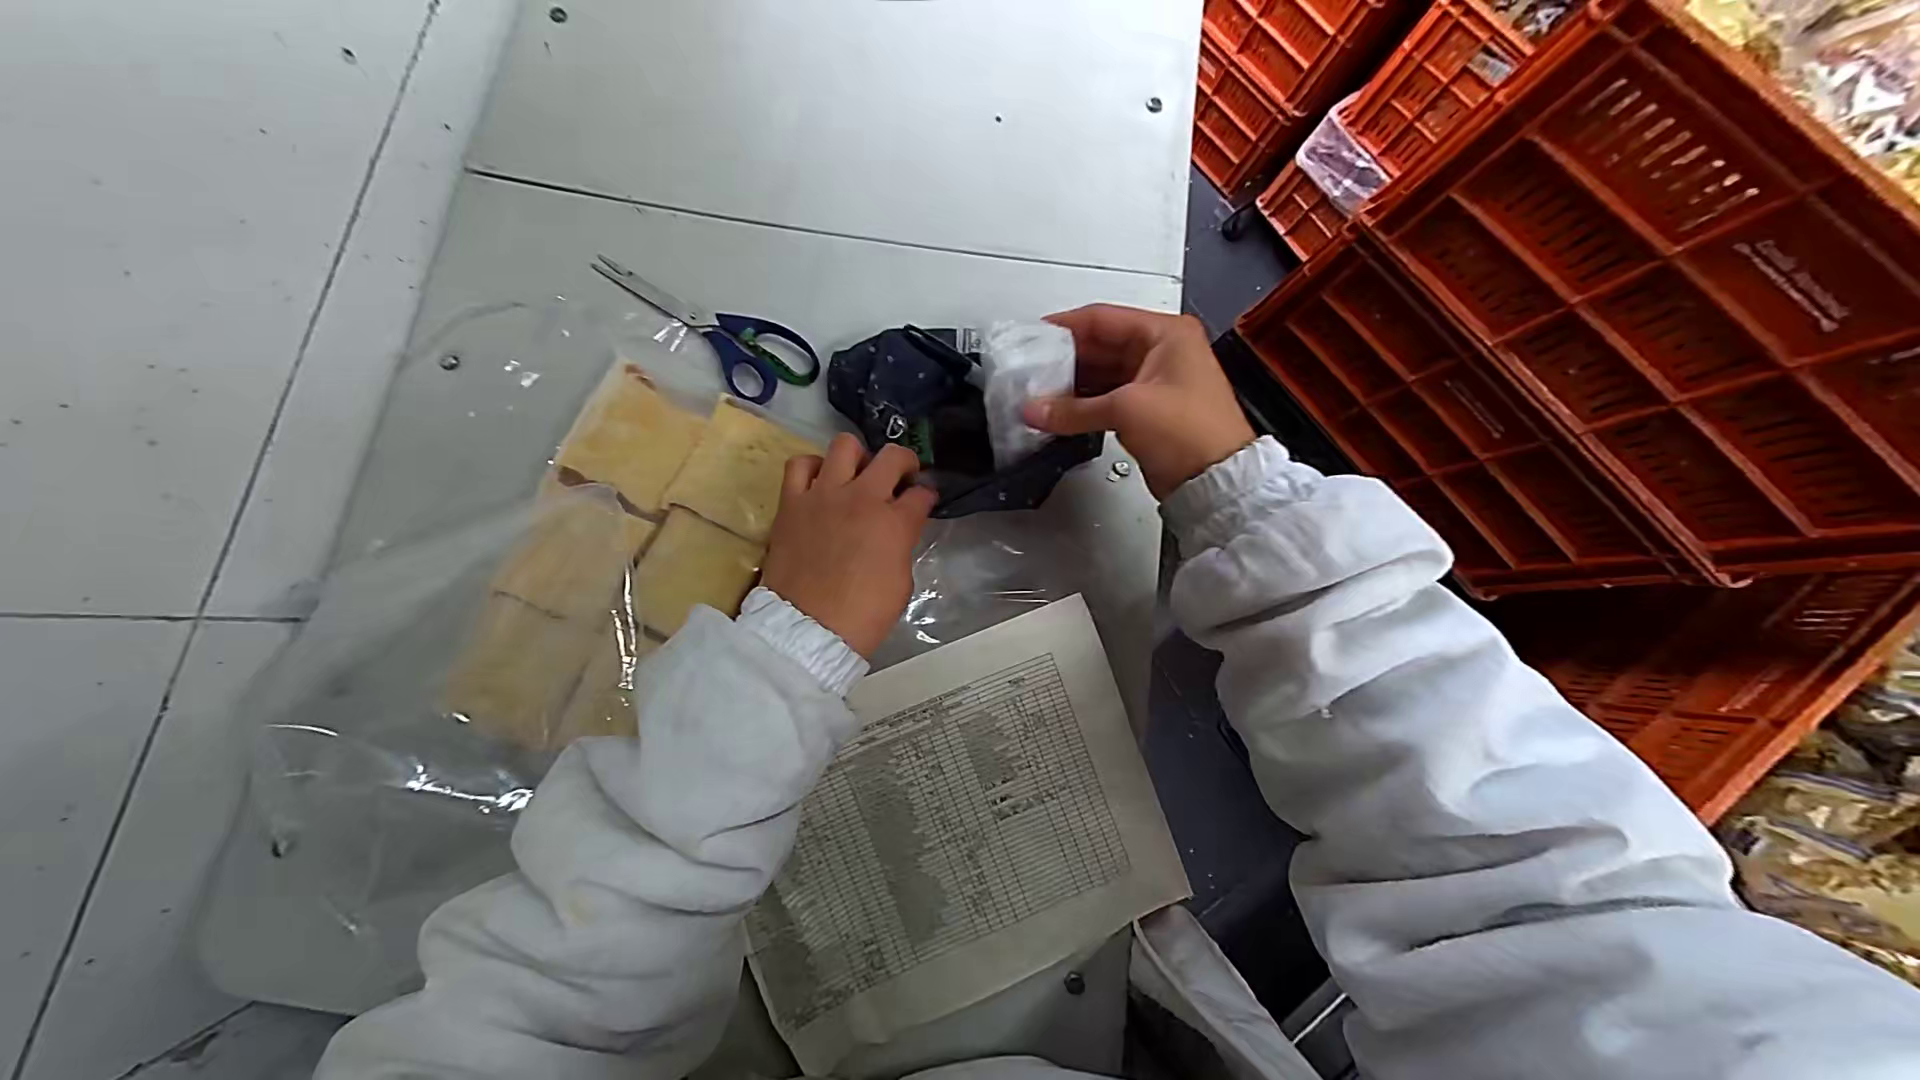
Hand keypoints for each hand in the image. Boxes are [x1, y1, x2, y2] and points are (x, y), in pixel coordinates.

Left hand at [761, 435, 936, 657]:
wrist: (807, 628)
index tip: (924, 502)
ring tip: (857, 475)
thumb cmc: (863, 615)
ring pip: (845, 445)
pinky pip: (800, 465)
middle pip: (892, 457)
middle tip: (900, 479)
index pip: (921, 494)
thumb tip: (896, 534)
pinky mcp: (792, 502)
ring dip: (858, 457)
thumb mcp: (901, 582)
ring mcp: (824, 495)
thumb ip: (902, 546)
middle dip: (904, 464)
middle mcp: (862, 498)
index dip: (926, 497)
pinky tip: (820, 481)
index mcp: (895, 522)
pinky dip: (813, 467)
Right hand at [1022, 305, 1253, 497]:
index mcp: (1166, 335)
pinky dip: (1083, 406)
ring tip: (1039, 393)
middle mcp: (1162, 353)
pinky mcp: (1147, 411)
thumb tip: (1036, 410)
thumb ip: (1074, 409)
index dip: (1065, 326)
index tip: (1035, 336)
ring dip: (1071, 386)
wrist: (1216, 481)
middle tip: (1031, 369)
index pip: (1103, 319)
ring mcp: (1154, 383)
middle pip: (1100, 347)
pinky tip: (1059, 412)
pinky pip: (1106, 399)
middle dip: (1065, 360)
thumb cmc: (1193, 432)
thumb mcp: (1127, 409)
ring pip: (1101, 375)